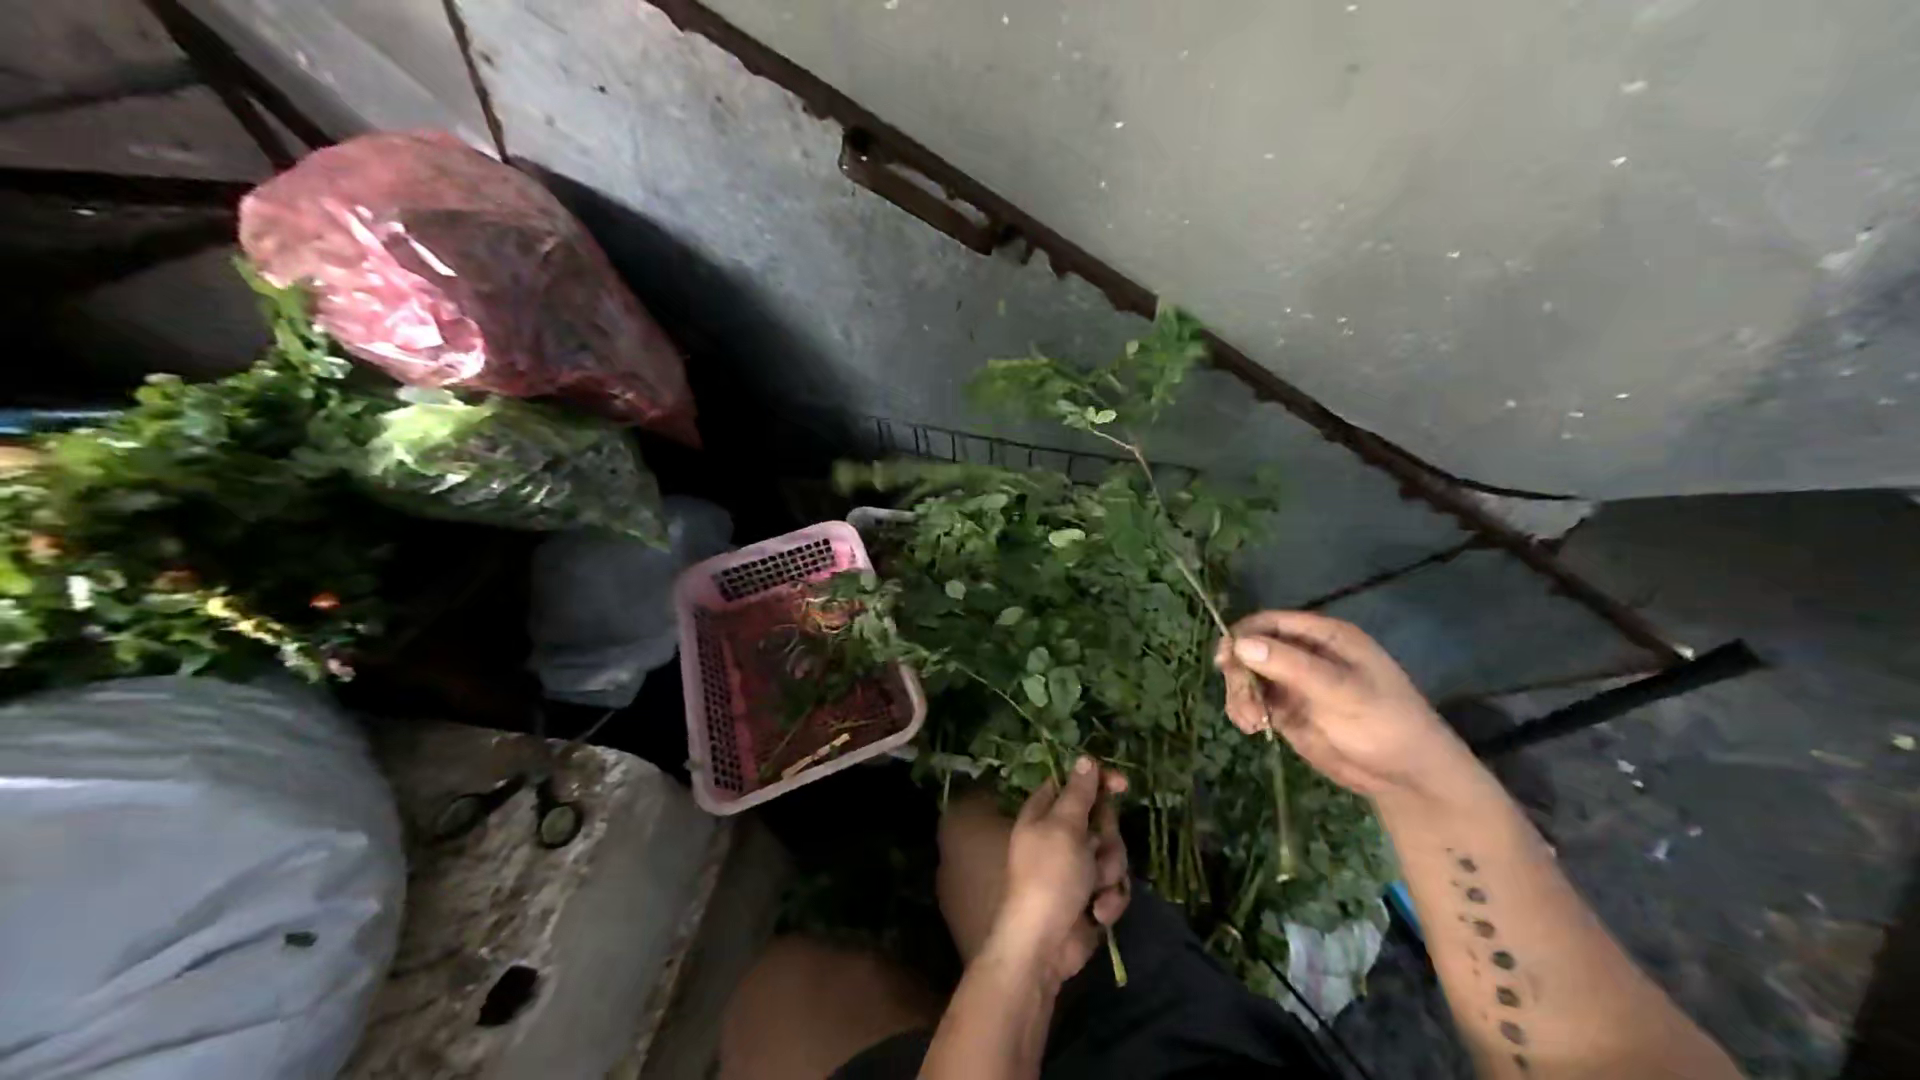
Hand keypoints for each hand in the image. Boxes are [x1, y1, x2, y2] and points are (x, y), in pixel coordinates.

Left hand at [986, 756, 1129, 985]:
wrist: (1045, 945)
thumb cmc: (1049, 876)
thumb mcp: (1065, 827)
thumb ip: (1079, 793)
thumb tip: (1084, 758)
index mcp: (1044, 813)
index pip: (1074, 783)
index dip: (1098, 782)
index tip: (1121, 786)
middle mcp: (1060, 836)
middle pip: (1101, 820)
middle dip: (1107, 839)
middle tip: (1097, 850)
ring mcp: (1076, 867)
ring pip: (1112, 853)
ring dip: (1109, 873)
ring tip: (1094, 890)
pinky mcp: (1090, 895)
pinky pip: (1114, 885)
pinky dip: (1109, 899)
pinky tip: (1096, 913)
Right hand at [1213, 611, 1475, 801]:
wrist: (1406, 777)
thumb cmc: (1385, 724)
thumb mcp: (1342, 691)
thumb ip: (1291, 667)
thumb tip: (1240, 644)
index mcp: (1324, 637)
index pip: (1270, 623)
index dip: (1243, 636)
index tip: (1226, 659)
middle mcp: (1305, 655)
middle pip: (1252, 650)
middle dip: (1241, 673)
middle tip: (1244, 701)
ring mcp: (1294, 683)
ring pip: (1248, 677)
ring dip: (1240, 695)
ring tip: (1252, 722)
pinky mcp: (1287, 710)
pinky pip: (1253, 701)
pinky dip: (1244, 712)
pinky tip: (1253, 728)